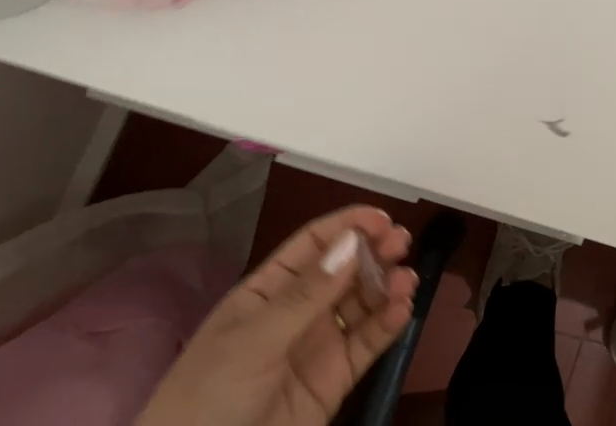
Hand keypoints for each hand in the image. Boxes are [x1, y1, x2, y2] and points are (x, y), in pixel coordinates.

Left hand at [137, 206, 419, 425]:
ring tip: (406, 280)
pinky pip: (368, 344)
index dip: (347, 227)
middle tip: (402, 243)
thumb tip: (352, 241)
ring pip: (362, 304)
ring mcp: (319, 345)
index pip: (313, 245)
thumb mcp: (252, 340)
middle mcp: (298, 312)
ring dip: (387, 287)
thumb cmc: (209, 396)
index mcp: (268, 292)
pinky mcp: (336, 380)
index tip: (382, 220)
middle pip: (345, 270)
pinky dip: (389, 325)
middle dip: (375, 253)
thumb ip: (306, 294)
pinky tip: (401, 310)